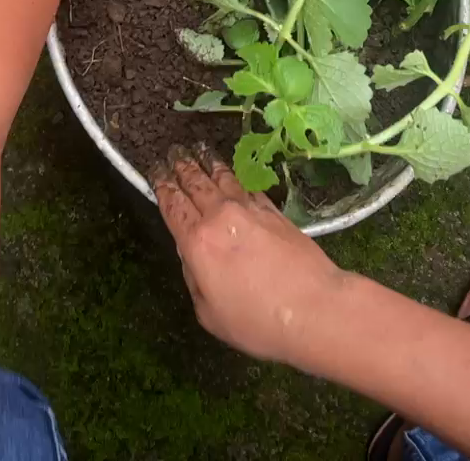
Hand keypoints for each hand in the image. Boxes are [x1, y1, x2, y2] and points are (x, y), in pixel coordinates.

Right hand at [152, 146, 352, 365]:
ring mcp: (249, 209)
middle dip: (181, 165)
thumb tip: (192, 255)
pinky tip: (231, 173)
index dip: (162, 185)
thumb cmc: (257, 321)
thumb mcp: (209, 314)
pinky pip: (246, 185)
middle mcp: (219, 216)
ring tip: (199, 149)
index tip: (156, 170)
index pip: (173, 204)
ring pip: (221, 177)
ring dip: (207, 162)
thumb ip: (194, 279)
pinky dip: (234, 175)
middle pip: (195, 182)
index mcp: (197, 241)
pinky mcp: (273, 211)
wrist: (314, 307)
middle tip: (173, 151)